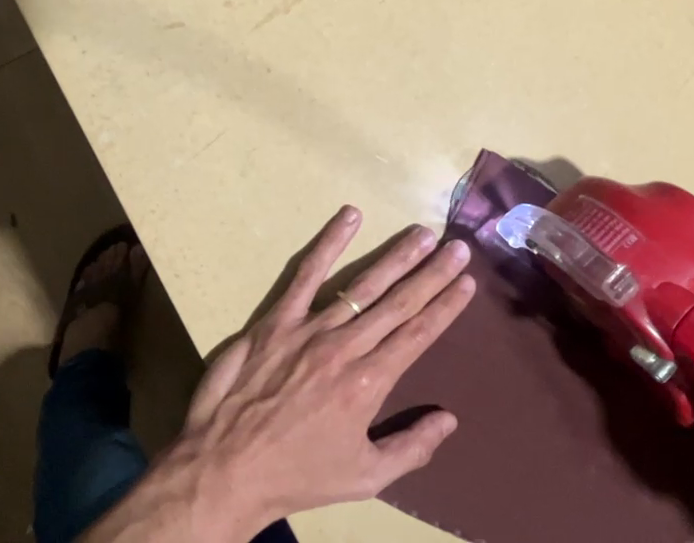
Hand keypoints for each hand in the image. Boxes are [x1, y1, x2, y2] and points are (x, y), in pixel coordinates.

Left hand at [81, 206, 475, 542]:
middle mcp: (345, 348)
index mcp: (368, 384)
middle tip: (458, 246)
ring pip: (362, 285)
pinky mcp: (277, 319)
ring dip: (396, 257)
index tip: (467, 282)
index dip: (446, 306)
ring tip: (422, 233)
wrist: (226, 469)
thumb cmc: (298, 475)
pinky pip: (306, 273)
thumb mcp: (363, 477)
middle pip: (398, 303)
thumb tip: (449, 419)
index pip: (417, 334)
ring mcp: (309, 329)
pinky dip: (329, 243)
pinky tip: (350, 216)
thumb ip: (411, 448)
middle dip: (432, 273)